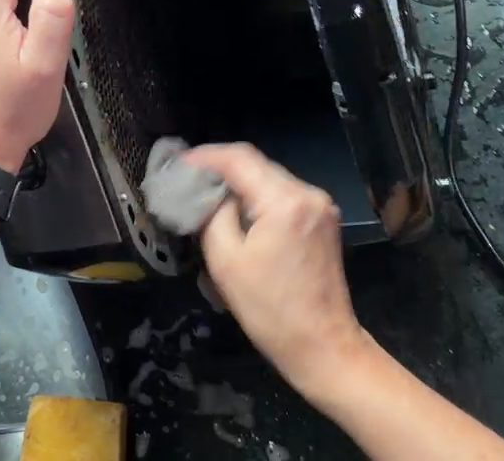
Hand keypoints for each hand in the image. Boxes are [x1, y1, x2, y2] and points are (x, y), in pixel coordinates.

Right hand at [186, 143, 375, 391]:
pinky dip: (259, 196)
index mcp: (284, 201)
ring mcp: (321, 206)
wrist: (324, 347)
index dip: (205, 156)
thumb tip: (209, 193)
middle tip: (189, 177)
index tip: (179, 163)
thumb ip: (213, 215)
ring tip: (208, 192)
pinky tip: (239, 209)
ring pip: (270, 177)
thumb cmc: (270, 310)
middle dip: (221, 168)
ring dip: (240, 182)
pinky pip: (284, 194)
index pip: (239, 159)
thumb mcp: (226, 262)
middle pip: (257, 164)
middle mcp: (308, 193)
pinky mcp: (323, 220)